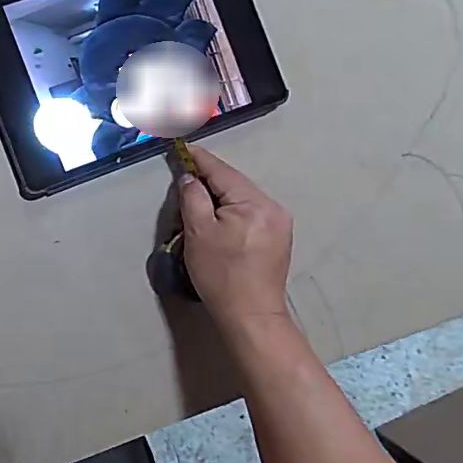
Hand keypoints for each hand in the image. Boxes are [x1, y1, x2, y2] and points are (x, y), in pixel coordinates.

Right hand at [177, 146, 292, 328]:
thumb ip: (193, 198)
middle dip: (209, 180)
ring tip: (198, 202)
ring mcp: (279, 222)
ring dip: (220, 196)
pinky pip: (250, 212)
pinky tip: (219, 218)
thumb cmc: (221, 276)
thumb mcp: (198, 233)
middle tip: (184, 178)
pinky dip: (232, 210)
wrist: (250, 315)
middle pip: (234, 184)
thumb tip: (189, 177)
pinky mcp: (278, 237)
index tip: (183, 147)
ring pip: (242, 198)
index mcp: (254, 203)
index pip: (221, 172)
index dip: (199, 159)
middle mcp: (272, 207)